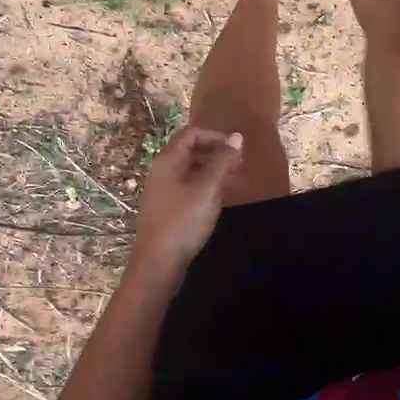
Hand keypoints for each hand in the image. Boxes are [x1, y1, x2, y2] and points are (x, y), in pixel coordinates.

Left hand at [131, 127, 243, 276]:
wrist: (157, 265)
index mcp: (168, 161)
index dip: (215, 136)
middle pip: (192, 152)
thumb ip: (222, 161)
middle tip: (241, 164)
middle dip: (218, 155)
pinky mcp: (168, 210)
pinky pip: (190, 189)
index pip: (191, 134)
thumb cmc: (182, 221)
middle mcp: (163, 172)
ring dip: (216, 173)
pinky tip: (223, 198)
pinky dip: (208, 188)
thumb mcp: (207, 189)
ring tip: (239, 182)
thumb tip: (237, 137)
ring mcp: (164, 192)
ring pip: (193, 172)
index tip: (236, 147)